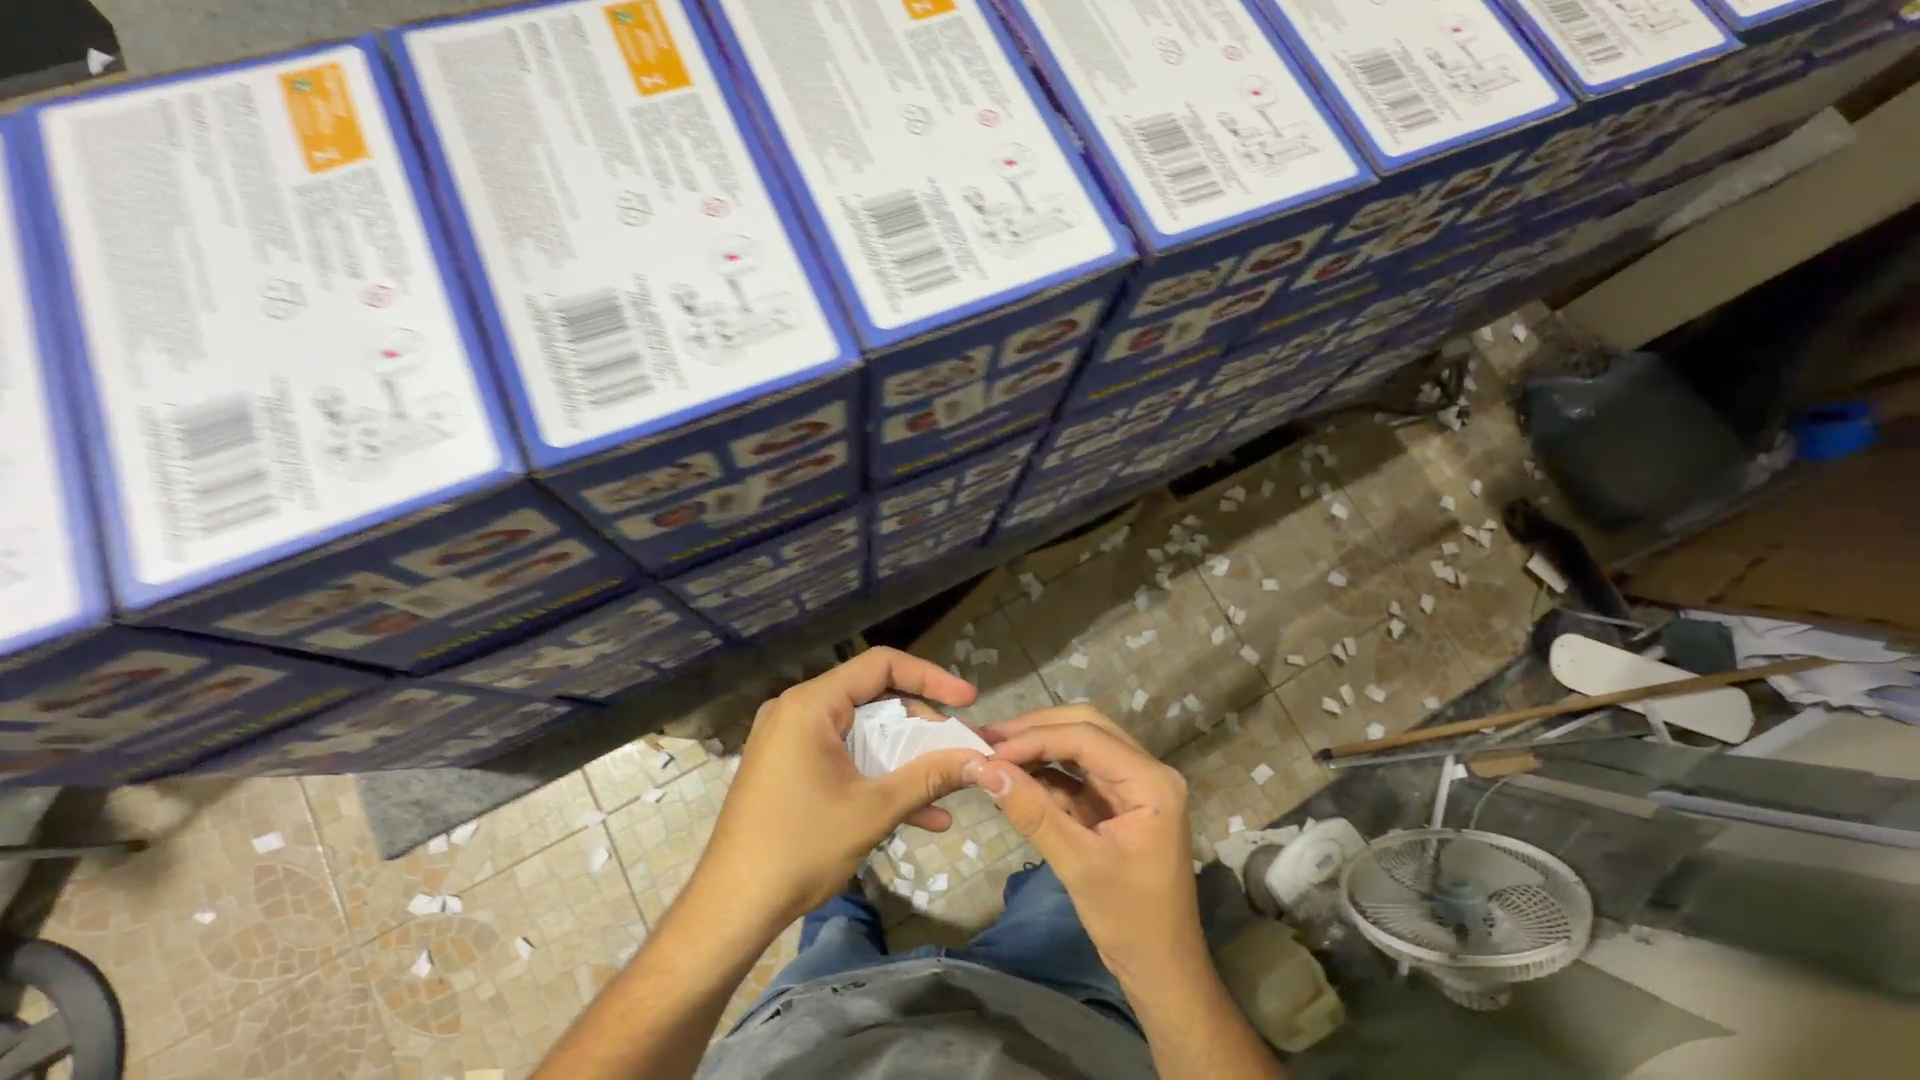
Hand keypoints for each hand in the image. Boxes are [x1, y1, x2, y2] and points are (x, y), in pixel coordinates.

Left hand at [693, 647, 988, 928]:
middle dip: (922, 728)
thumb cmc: (800, 848)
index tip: (968, 700)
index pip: (881, 666)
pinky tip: (925, 817)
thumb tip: (983, 760)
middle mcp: (797, 712)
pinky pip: (845, 759)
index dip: (930, 676)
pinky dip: (879, 778)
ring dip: (906, 760)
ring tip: (949, 785)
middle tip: (959, 751)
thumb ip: (930, 777)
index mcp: (810, 706)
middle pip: (874, 699)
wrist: (733, 905)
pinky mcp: (790, 770)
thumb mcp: (873, 811)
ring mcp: (790, 742)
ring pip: (863, 734)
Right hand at [973, 707, 1205, 982]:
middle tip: (987, 740)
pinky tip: (1013, 780)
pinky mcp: (1116, 804)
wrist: (1160, 966)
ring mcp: (1132, 787)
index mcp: (1151, 781)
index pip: (1086, 737)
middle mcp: (1146, 772)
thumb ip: (1033, 812)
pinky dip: (1045, 774)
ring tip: (993, 754)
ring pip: (1080, 748)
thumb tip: (984, 769)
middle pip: (1086, 729)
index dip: (1035, 738)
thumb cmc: (1129, 918)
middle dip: (1035, 731)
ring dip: (1038, 749)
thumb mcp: (1078, 864)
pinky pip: (1077, 775)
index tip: (988, 748)